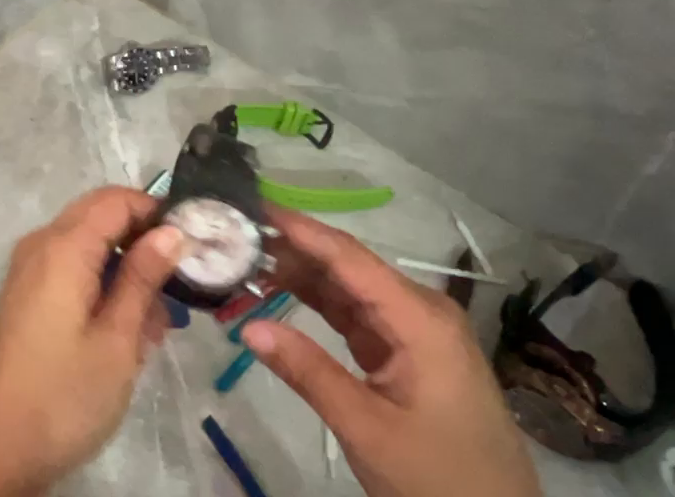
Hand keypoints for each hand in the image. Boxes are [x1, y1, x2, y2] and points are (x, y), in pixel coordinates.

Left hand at [0, 187, 187, 496]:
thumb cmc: (65, 395)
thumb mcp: (117, 340)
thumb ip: (142, 278)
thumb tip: (171, 230)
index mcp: (61, 247)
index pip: (115, 200)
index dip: (156, 212)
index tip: (194, 244)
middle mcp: (39, 246)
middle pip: (100, 219)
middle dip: (142, 244)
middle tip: (178, 290)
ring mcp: (28, 271)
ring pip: (89, 249)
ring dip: (125, 274)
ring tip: (153, 328)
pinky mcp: (26, 297)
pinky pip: (71, 272)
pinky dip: (102, 290)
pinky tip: (125, 335)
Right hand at [241, 210, 540, 496]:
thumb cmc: (440, 478)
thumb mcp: (367, 429)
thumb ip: (308, 372)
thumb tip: (246, 326)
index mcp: (419, 318)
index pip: (348, 257)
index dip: (299, 229)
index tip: (252, 205)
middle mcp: (418, 311)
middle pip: (345, 266)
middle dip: (291, 248)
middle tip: (234, 236)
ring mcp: (413, 332)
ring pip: (346, 289)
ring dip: (298, 275)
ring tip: (244, 259)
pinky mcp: (405, 352)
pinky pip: (353, 315)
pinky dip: (315, 303)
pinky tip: (277, 293)